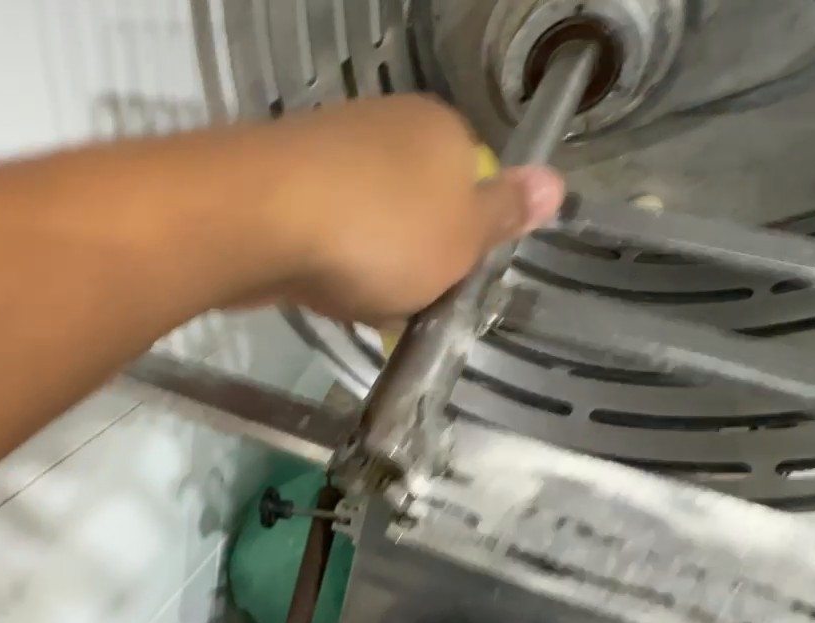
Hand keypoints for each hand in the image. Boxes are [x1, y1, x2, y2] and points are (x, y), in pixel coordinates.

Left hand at [254, 95, 565, 322]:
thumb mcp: (463, 240)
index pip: (470, 185)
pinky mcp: (275, 182)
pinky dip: (317, 260)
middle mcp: (383, 127)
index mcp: (442, 132)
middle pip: (411, 204)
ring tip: (350, 301)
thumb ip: (503, 217)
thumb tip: (555, 183)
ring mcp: (324, 150)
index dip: (461, 242)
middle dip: (407, 257)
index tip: (446, 283)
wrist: (259, 221)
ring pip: (360, 221)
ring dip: (359, 264)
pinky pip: (314, 230)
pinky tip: (311, 288)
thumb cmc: (381, 235)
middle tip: (398, 303)